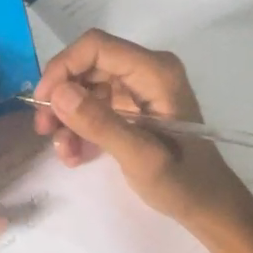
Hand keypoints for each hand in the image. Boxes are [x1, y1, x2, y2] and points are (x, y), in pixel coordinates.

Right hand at [31, 29, 252, 234]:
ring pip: (84, 86)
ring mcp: (138, 88)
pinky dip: (77, 126)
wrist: (208, 205)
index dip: (62, 68)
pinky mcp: (131, 106)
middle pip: (86, 65)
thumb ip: (99, 123)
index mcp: (155, 72)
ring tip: (63, 152)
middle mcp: (146, 70)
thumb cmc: (183, 182)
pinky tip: (74, 153)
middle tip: (44, 130)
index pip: (96, 47)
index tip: (43, 103)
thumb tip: (57, 93)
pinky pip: (93, 104)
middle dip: (60, 96)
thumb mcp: (140, 157)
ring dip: (66, 116)